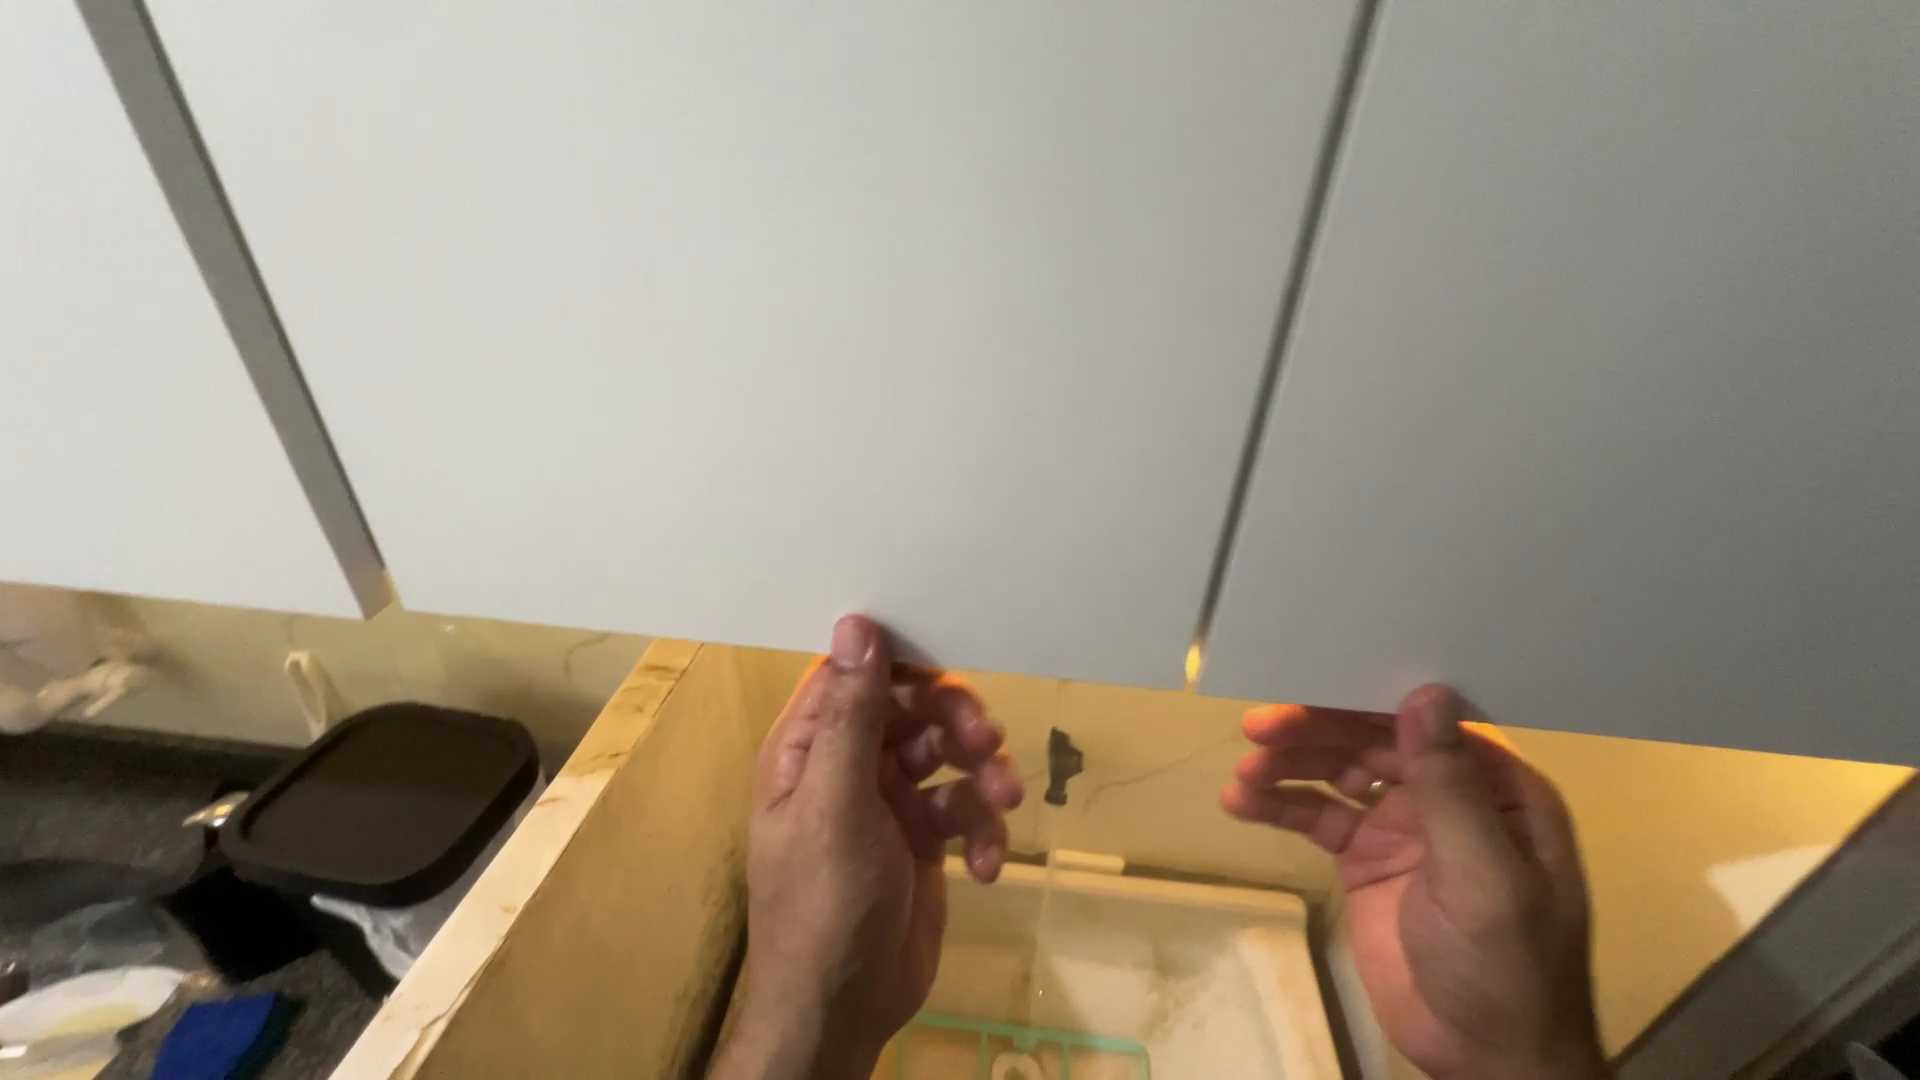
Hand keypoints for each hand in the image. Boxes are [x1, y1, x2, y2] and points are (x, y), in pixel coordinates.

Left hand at [711, 616, 1022, 1079]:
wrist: (844, 1011)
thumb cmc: (824, 904)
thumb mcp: (836, 804)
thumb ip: (851, 715)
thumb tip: (857, 623)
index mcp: (812, 745)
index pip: (859, 674)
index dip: (903, 661)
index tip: (950, 662)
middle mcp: (850, 762)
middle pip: (913, 708)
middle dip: (955, 721)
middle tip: (987, 741)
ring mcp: (889, 798)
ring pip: (948, 754)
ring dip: (980, 774)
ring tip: (1001, 802)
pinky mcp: (923, 835)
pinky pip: (963, 808)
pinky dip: (981, 830)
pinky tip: (985, 867)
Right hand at [1221, 685, 1606, 1079]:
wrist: (1481, 1060)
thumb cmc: (1505, 966)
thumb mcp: (1484, 877)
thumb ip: (1452, 787)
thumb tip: (1426, 693)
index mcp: (1496, 787)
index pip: (1426, 722)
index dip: (1367, 700)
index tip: (1310, 687)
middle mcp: (1446, 794)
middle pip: (1369, 740)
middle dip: (1313, 733)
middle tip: (1257, 729)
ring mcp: (1400, 823)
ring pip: (1335, 772)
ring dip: (1288, 766)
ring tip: (1244, 773)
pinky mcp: (1362, 854)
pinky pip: (1314, 814)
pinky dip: (1277, 805)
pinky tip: (1240, 802)